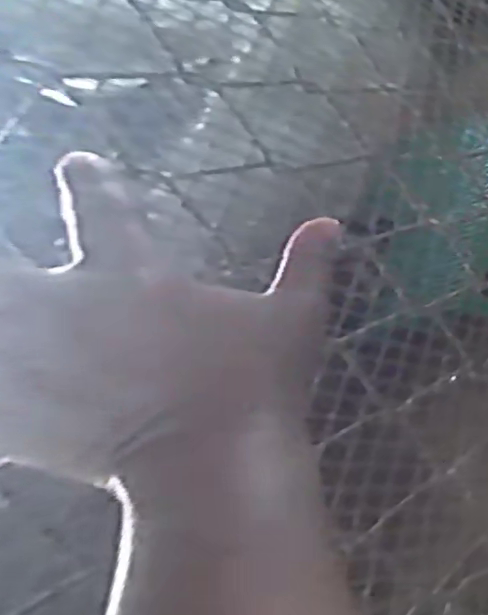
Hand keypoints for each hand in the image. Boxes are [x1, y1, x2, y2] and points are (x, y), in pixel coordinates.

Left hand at [0, 153, 338, 488]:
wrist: (208, 453)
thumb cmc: (260, 377)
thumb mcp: (298, 316)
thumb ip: (307, 266)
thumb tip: (328, 221)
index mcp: (139, 279)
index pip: (108, 214)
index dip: (94, 184)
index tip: (79, 161)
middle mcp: (64, 303)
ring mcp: (22, 354)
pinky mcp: (6, 402)